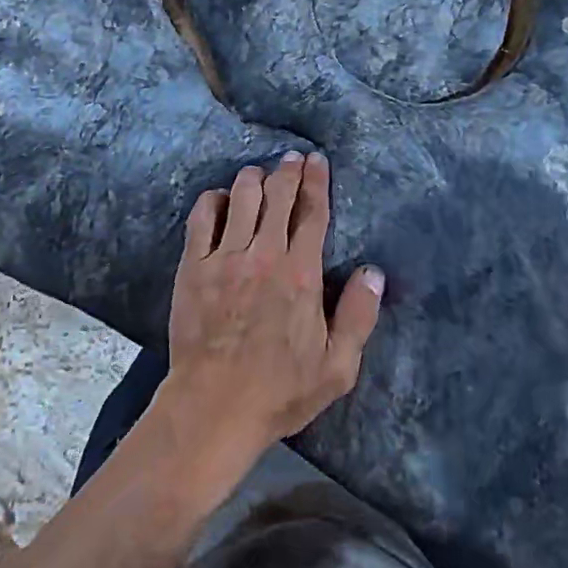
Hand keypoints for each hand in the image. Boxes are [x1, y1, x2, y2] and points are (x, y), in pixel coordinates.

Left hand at [163, 151, 384, 462]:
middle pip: (277, 195)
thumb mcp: (337, 367)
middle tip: (292, 157)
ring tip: (261, 173)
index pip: (312, 213)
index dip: (317, 181)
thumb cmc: (279, 390)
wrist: (213, 409)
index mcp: (301, 275)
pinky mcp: (193, 268)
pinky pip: (202, 218)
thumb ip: (359, 317)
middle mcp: (264, 256)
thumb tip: (374, 273)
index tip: (317, 161)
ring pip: (241, 197)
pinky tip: (222, 198)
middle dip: (288, 170)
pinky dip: (214, 200)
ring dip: (254, 178)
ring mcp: (224, 259)